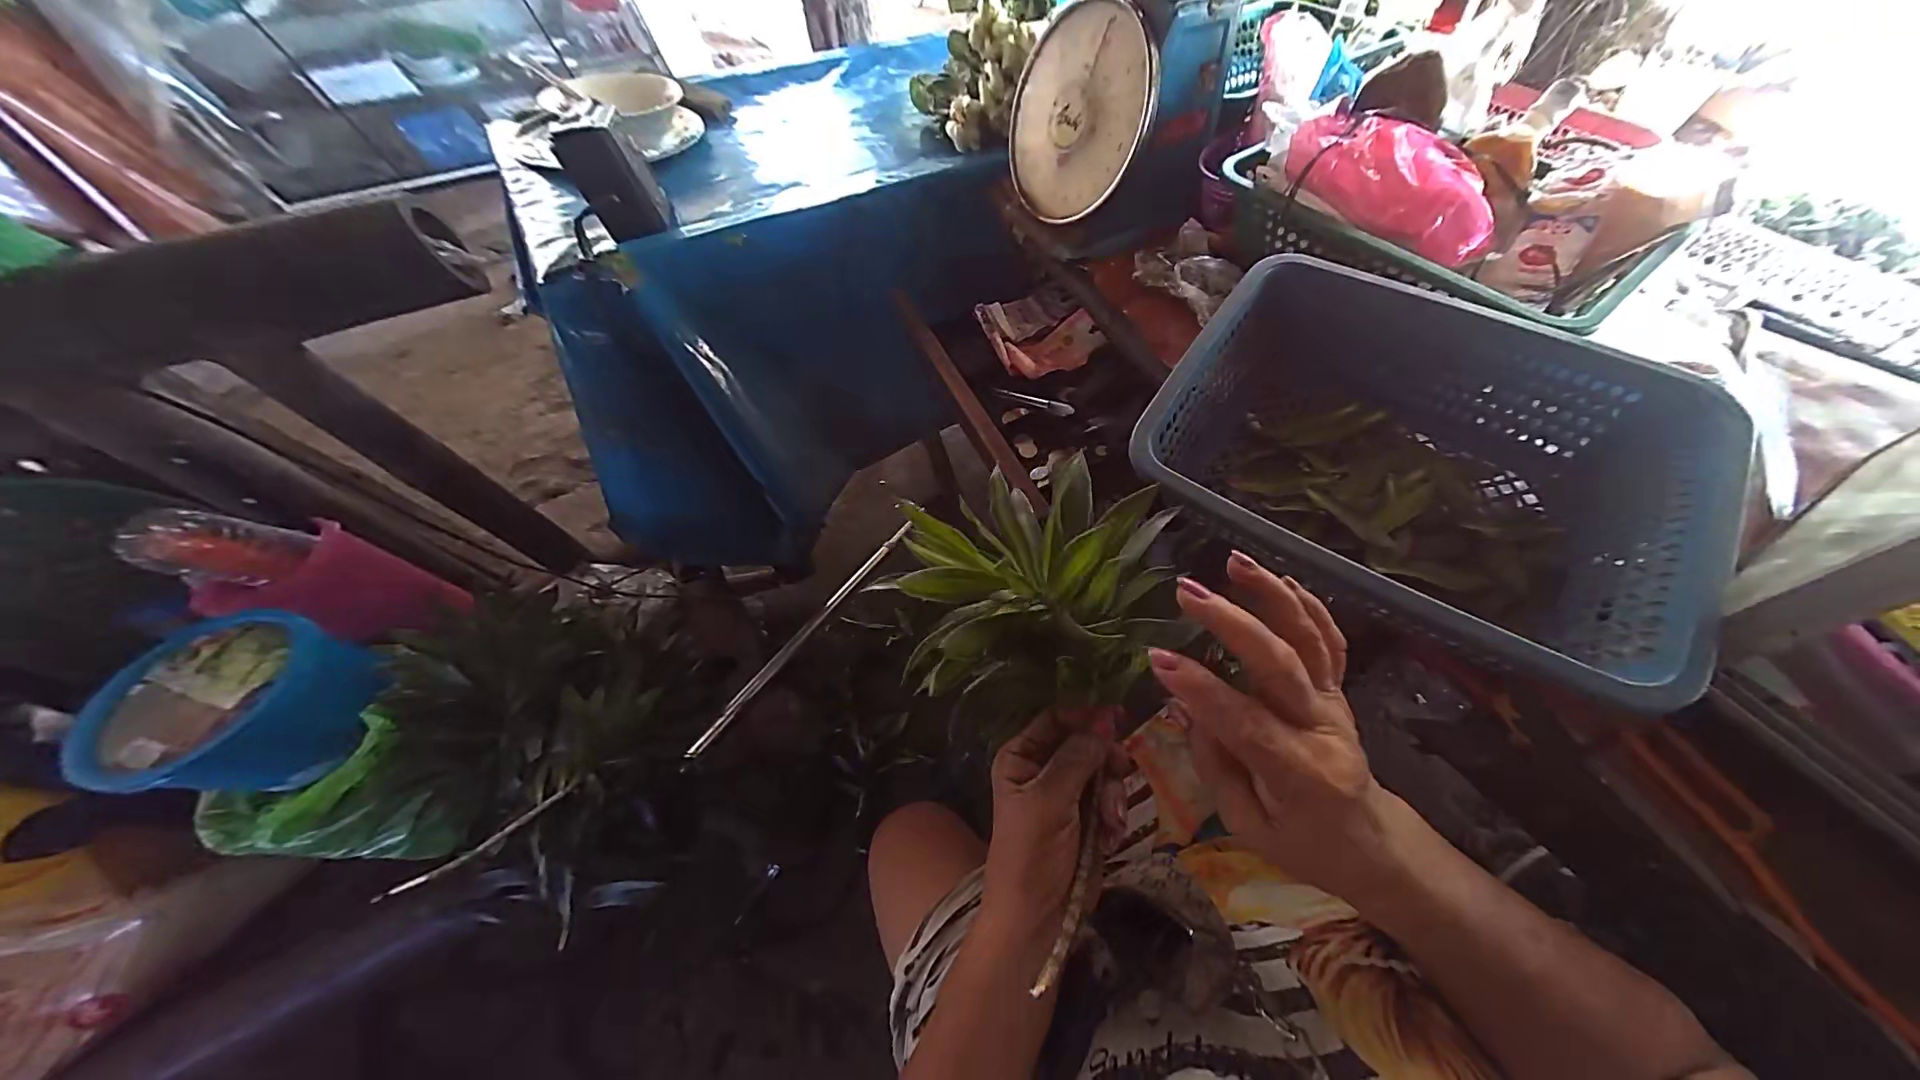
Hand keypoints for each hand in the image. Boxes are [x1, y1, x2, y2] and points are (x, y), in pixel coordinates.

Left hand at [982, 710, 1119, 934]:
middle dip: (1104, 761)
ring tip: (1109, 819)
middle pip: (1085, 743)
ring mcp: (1066, 794)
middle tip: (1120, 771)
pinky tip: (1109, 836)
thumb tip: (1104, 720)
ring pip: (1103, 771)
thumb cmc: (1031, 852)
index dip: (1085, 716)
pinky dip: (1114, 816)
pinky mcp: (1087, 818)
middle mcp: (1042, 769)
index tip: (1116, 718)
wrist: (1038, 916)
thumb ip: (1077, 758)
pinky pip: (1111, 799)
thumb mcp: (1049, 800)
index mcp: (1021, 757)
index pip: (1055, 719)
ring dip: (1112, 793)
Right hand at [1148, 552, 1399, 896]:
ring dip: (1270, 594)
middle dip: (1230, 623)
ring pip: (1309, 638)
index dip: (1199, 687)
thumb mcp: (1247, 826)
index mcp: (1299, 773)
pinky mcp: (1339, 689)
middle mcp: (1322, 728)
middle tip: (1186, 592)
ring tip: (1233, 561)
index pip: (1244, 721)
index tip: (1157, 657)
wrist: (1373, 843)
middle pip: (1280, 664)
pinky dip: (1306, 605)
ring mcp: (1335, 702)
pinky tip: (1278, 579)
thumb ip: (1216, 766)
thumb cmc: (1304, 845)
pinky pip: (1329, 640)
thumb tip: (1187, 707)